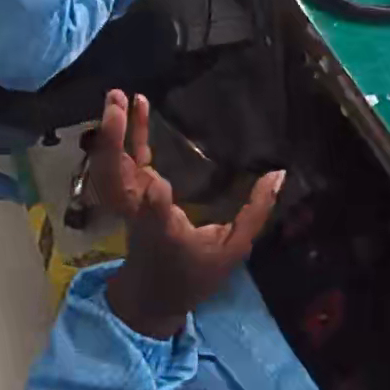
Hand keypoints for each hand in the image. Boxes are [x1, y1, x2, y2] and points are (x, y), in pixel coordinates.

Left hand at [92, 90, 285, 337]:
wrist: (151, 295)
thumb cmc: (193, 275)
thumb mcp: (232, 250)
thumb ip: (254, 213)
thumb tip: (278, 174)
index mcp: (164, 232)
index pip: (155, 216)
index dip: (154, 202)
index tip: (159, 186)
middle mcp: (139, 213)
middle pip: (116, 178)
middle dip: (114, 140)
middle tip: (119, 101)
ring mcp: (129, 202)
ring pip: (110, 166)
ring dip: (111, 131)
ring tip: (117, 95)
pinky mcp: (130, 193)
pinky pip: (123, 161)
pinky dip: (126, 134)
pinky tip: (136, 106)